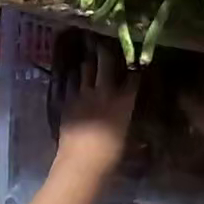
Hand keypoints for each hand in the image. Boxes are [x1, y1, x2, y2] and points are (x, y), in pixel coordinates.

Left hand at [54, 42, 137, 178]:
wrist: (81, 163)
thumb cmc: (110, 155)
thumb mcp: (126, 135)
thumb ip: (126, 118)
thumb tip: (127, 111)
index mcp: (124, 101)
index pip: (133, 76)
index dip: (135, 65)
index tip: (135, 57)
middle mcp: (104, 92)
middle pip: (106, 62)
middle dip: (108, 50)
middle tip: (108, 40)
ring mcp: (83, 94)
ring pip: (86, 67)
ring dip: (90, 60)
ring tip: (90, 51)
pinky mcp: (67, 101)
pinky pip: (70, 81)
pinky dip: (74, 75)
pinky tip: (74, 73)